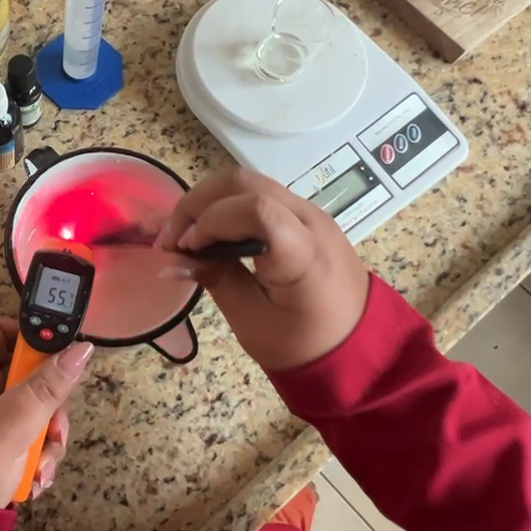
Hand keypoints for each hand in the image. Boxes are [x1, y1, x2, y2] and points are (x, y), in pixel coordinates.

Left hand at [0, 317, 93, 507]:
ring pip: (34, 409)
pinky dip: (38, 456)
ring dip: (47, 436)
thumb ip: (48, 386)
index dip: (25, 333)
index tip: (55, 353)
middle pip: (25, 373)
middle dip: (48, 402)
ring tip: (44, 462)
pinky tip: (37, 478)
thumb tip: (82, 348)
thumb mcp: (13, 424)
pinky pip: (30, 437)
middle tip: (56, 424)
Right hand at [155, 168, 371, 372]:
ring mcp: (311, 212)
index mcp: (304, 253)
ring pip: (248, 182)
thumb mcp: (251, 320)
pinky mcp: (305, 216)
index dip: (209, 220)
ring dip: (208, 202)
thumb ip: (214, 279)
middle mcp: (311, 220)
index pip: (254, 208)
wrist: (360, 348)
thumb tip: (171, 259)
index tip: (183, 249)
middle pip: (243, 183)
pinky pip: (259, 195)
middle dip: (196, 204)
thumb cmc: (303, 344)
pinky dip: (225, 206)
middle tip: (170, 239)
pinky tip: (208, 232)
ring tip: (184, 235)